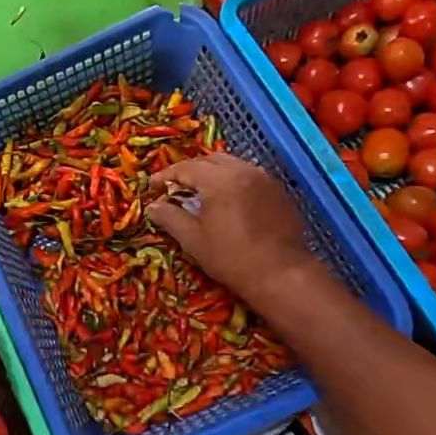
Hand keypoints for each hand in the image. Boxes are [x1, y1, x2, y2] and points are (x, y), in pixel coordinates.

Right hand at [147, 154, 322, 303]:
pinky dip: (232, 181)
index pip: (186, 168)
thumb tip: (153, 206)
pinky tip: (227, 201)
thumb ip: (171, 218)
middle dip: (190, 171)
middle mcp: (244, 171)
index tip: (152, 187)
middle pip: (210, 160)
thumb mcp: (194, 240)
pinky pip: (249, 176)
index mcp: (220, 180)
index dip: (166, 176)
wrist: (282, 274)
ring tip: (200, 193)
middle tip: (175, 188)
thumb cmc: (232, 258)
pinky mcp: (278, 191)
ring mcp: (265, 179)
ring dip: (212, 173)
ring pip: (232, 165)